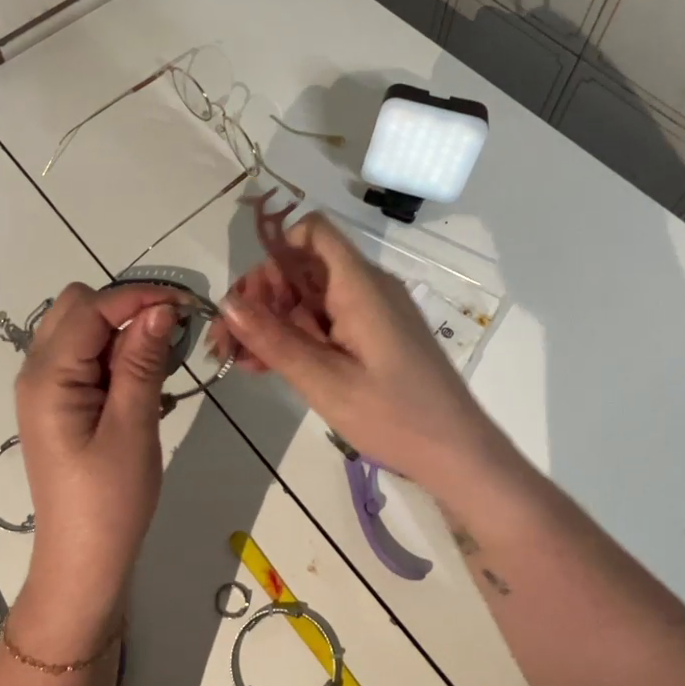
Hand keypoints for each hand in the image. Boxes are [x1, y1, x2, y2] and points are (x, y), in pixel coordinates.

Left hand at [11, 281, 180, 652]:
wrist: (83, 561)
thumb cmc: (109, 500)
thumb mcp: (133, 427)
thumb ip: (142, 362)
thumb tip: (161, 308)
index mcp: (47, 377)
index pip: (91, 308)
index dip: (138, 297)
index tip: (186, 307)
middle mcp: (36, 372)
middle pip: (77, 308)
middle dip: (125, 309)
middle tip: (170, 338)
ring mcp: (44, 388)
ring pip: (81, 330)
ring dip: (121, 333)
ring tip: (161, 364)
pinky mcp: (58, 404)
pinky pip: (84, 358)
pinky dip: (114, 357)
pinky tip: (144, 386)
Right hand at [218, 213, 502, 491]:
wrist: (457, 453)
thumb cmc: (395, 417)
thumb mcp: (326, 382)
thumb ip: (275, 340)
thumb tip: (227, 302)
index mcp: (359, 286)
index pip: (312, 232)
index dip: (274, 253)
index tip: (250, 300)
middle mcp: (366, 287)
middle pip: (301, 268)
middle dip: (259, 298)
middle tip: (227, 343)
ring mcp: (370, 312)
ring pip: (308, 298)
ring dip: (271, 323)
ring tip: (239, 361)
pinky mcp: (372, 335)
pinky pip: (324, 322)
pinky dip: (294, 338)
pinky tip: (265, 367)